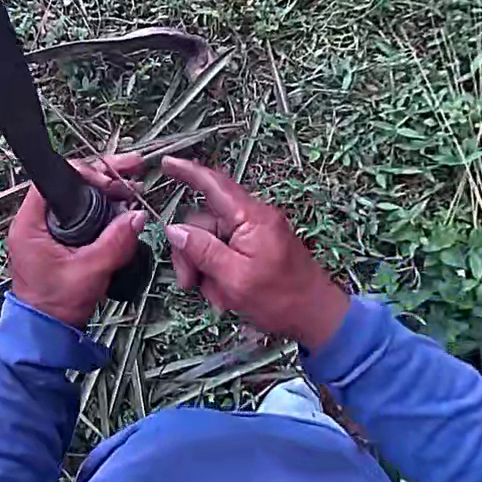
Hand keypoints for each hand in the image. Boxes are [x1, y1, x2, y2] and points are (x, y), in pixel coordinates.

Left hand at [8, 154, 149, 326]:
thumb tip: (137, 216)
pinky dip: (100, 209)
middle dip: (103, 177)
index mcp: (30, 224)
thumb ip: (115, 242)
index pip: (55, 179)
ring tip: (131, 189)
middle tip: (132, 171)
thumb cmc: (55, 306)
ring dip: (104, 192)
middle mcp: (34, 221)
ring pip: (76, 198)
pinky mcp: (56, 240)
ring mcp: (45, 230)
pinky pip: (78, 215)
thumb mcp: (90, 271)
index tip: (112, 181)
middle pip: (69, 183)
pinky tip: (121, 209)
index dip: (86, 173)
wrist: (46, 333)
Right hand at [160, 156, 349, 349]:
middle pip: (204, 221)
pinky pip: (224, 251)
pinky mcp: (256, 247)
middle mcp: (253, 218)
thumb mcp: (234, 278)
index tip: (165, 163)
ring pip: (210, 239)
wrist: (316, 317)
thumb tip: (174, 229)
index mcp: (251, 217)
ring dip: (204, 267)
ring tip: (215, 295)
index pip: (214, 185)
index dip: (187, 172)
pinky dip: (217, 271)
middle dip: (190, 251)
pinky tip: (224, 293)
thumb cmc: (281, 299)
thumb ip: (202, 251)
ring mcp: (254, 233)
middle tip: (189, 283)